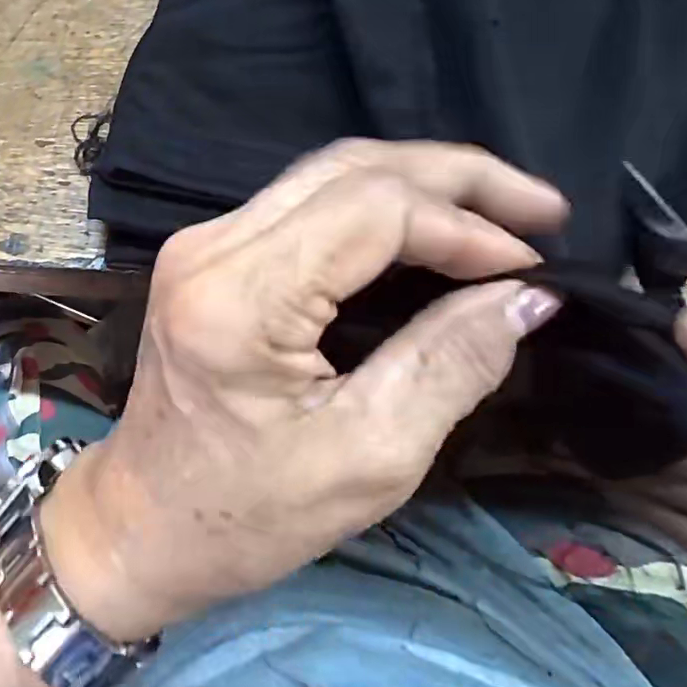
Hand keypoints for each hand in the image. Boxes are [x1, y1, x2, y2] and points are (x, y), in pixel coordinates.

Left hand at [38, 140, 568, 641]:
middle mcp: (212, 245)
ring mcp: (204, 241)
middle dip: (455, 177)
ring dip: (419, 182)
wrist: (145, 518)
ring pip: (328, 173)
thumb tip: (527, 295)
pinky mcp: (210, 252)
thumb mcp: (368, 457)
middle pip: (350, 167)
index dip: (465, 227)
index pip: (372, 210)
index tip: (535, 266)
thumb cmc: (246, 513)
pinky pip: (306, 202)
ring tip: (500, 209)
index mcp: (240, 296)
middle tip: (540, 206)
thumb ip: (450, 363)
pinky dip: (377, 205)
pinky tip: (428, 225)